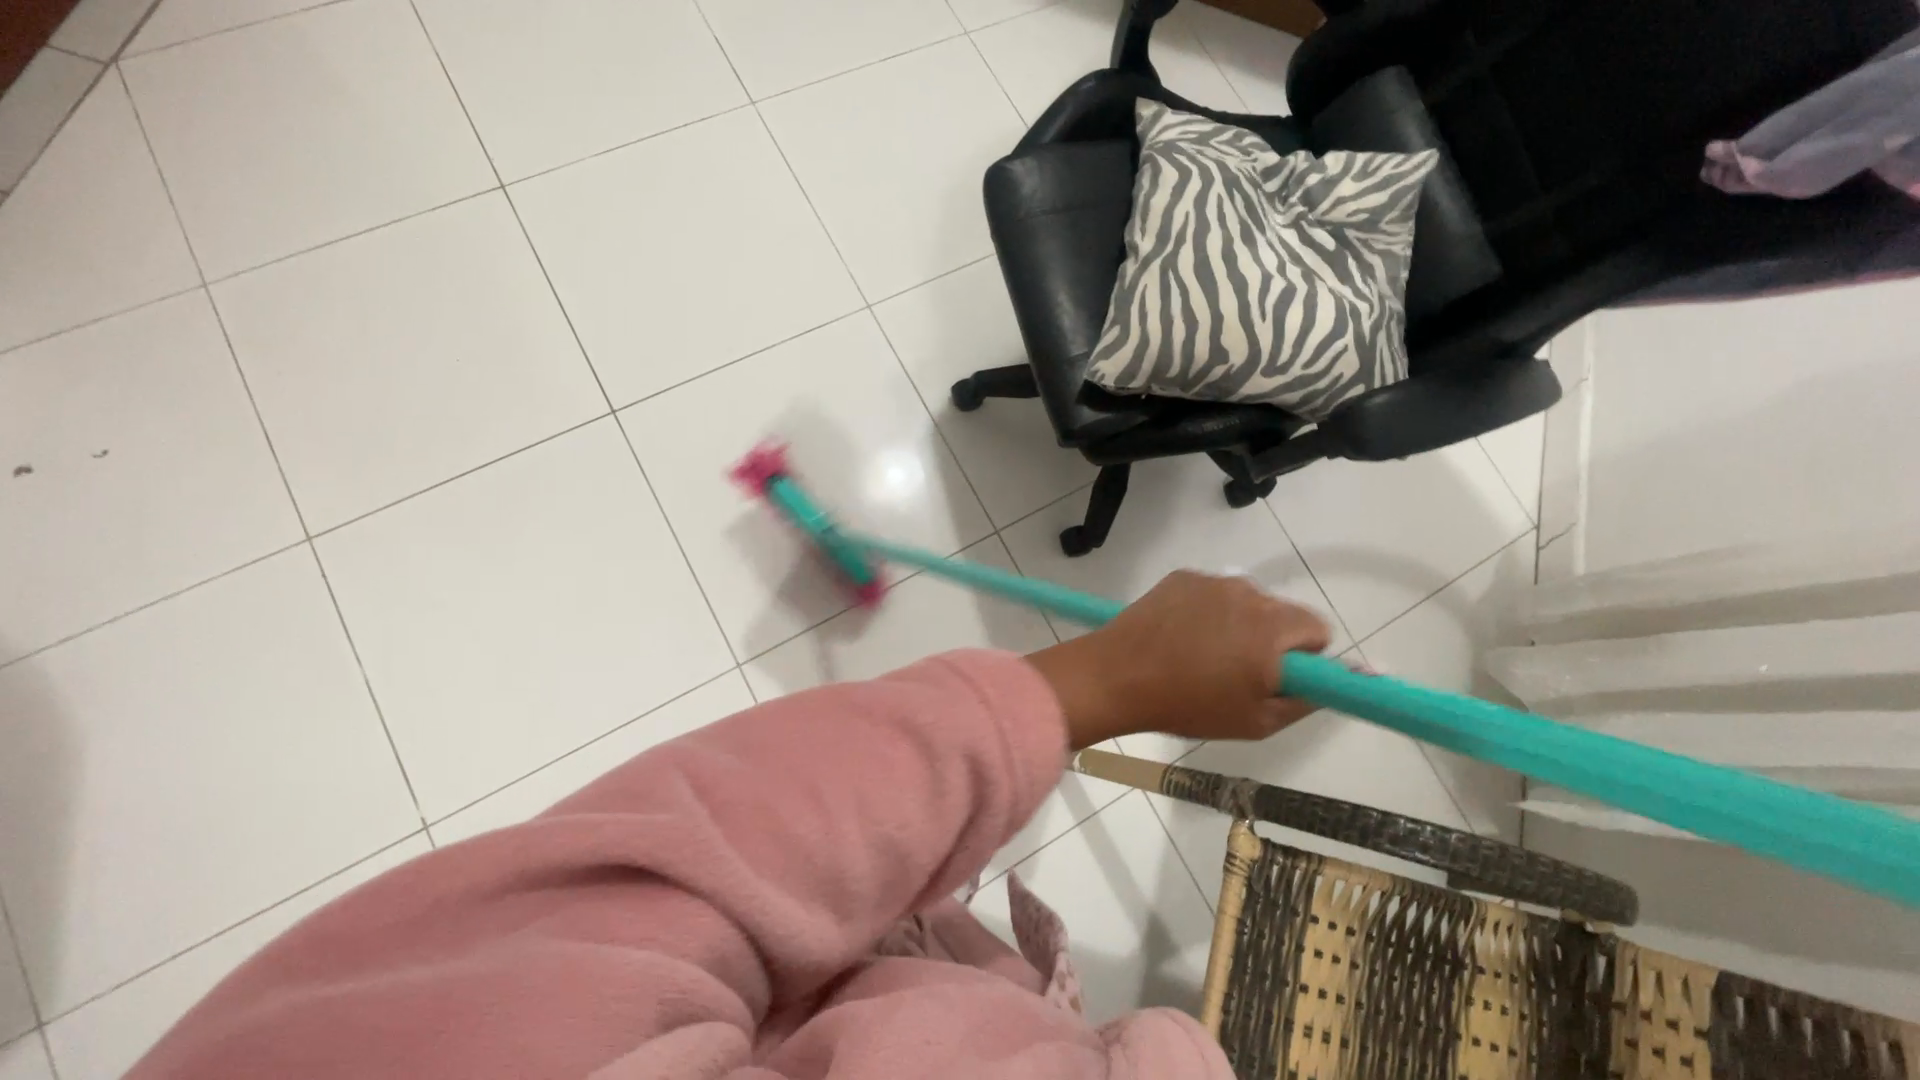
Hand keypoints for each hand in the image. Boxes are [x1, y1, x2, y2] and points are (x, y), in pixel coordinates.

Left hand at [1027, 571, 1332, 749]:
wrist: (1115, 677)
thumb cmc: (1187, 705)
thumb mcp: (1256, 721)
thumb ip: (1306, 700)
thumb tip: (1340, 683)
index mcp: (1272, 627)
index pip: (1317, 630)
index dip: (1305, 657)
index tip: (1280, 678)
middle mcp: (1247, 593)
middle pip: (1281, 613)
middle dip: (1271, 641)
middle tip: (1236, 674)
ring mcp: (1211, 581)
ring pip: (1245, 603)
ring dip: (1237, 625)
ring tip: (1200, 658)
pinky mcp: (1181, 576)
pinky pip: (1212, 594)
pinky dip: (1206, 612)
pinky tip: (1179, 638)